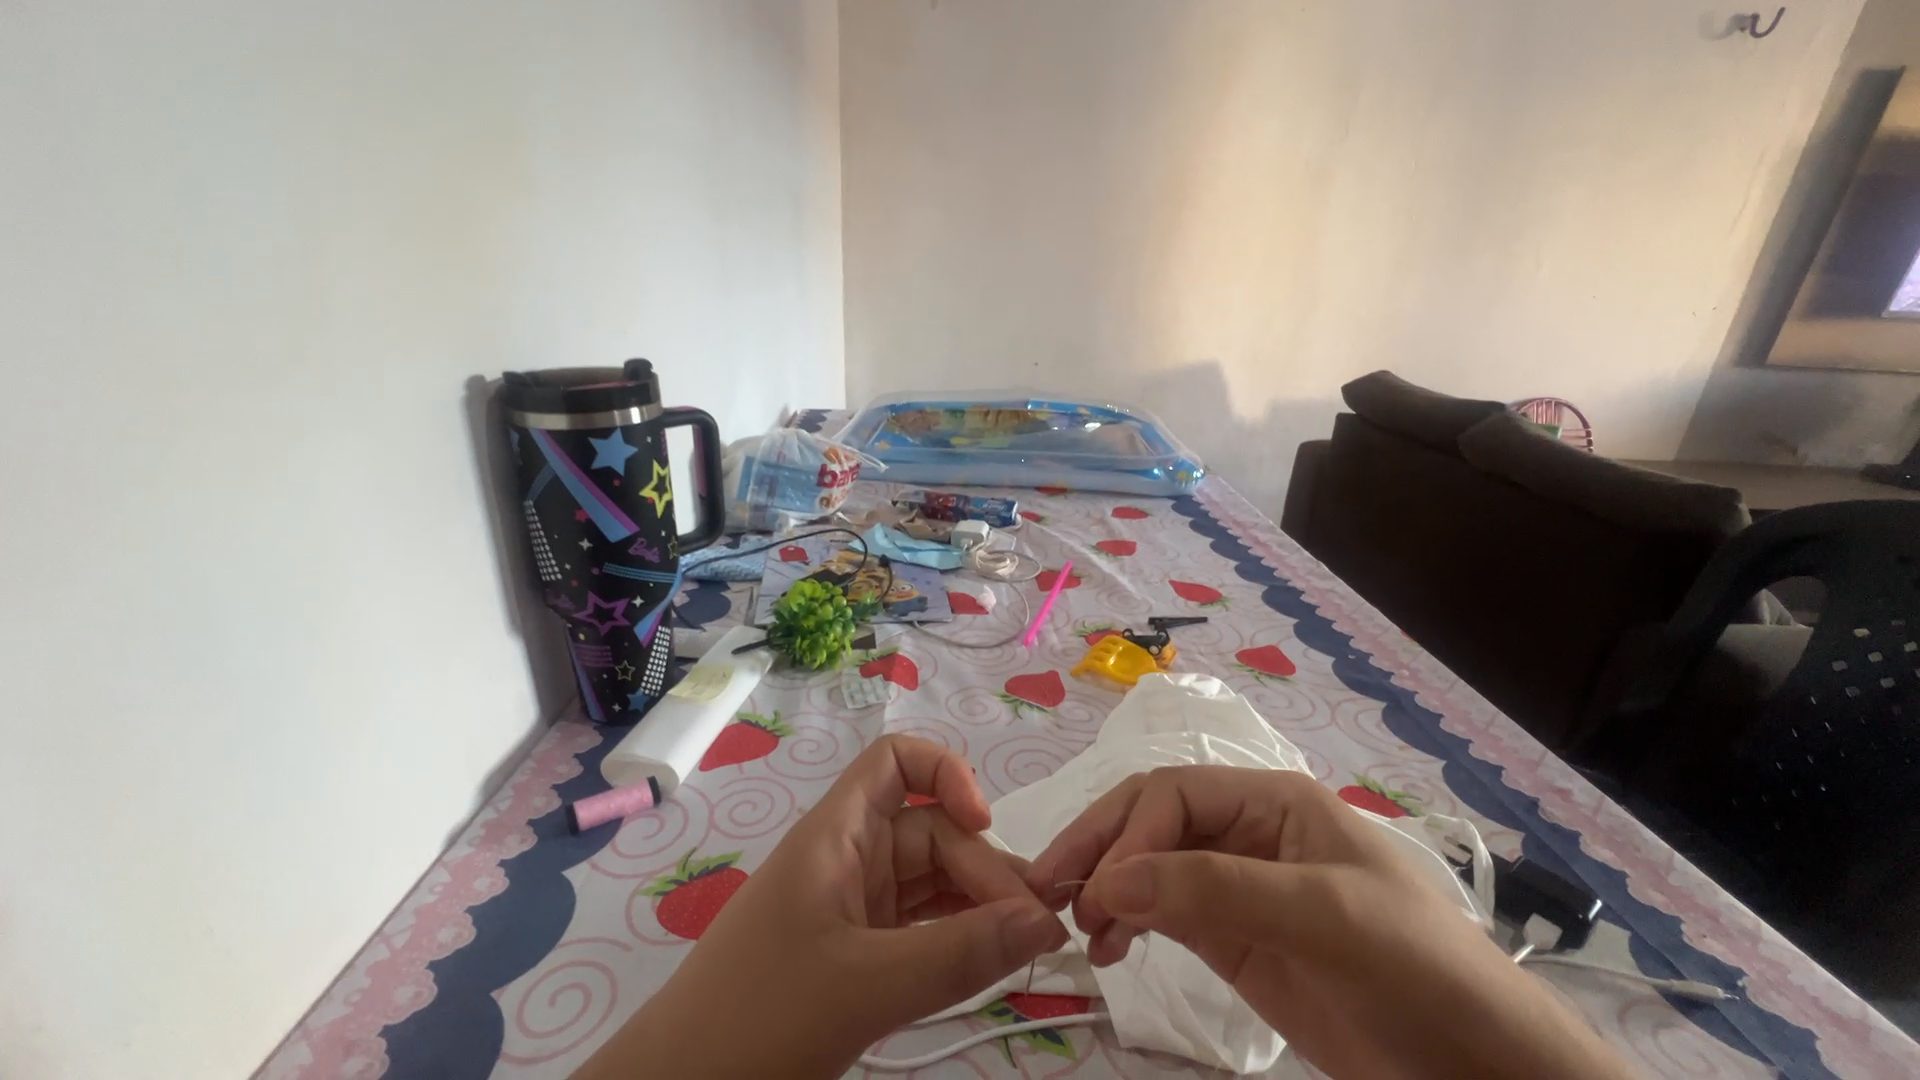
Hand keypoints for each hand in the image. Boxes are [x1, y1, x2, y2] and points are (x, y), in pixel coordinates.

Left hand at [577, 735, 1067, 1078]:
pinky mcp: (856, 950)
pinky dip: (958, 936)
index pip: (895, 762)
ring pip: (931, 881)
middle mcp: (848, 856)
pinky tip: (991, 959)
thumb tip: (1049, 922)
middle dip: (985, 868)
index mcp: (837, 834)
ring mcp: (852, 905)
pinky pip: (920, 925)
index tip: (984, 824)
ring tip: (1032, 943)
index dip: (946, 774)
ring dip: (979, 904)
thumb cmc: (760, 1018)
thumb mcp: (866, 986)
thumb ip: (960, 954)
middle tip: (1041, 929)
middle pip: (932, 831)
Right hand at [1025, 766, 1637, 1079]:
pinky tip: (1108, 948)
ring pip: (1146, 867)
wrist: (1476, 1066)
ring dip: (1105, 889)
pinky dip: (1125, 923)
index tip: (1092, 890)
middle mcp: (1244, 831)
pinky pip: (1161, 913)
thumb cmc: (1413, 967)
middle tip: (1047, 893)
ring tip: (1080, 932)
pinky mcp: (1231, 937)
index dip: (1125, 832)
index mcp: (1270, 800)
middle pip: (1149, 822)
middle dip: (1098, 851)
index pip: (1172, 795)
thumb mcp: (1322, 913)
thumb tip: (1108, 882)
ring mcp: (1235, 886)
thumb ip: (1215, 889)